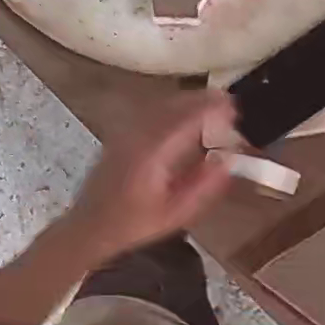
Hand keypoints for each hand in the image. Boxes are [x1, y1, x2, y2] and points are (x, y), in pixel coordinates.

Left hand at [61, 91, 237, 262]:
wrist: (90, 225)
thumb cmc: (133, 223)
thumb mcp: (176, 213)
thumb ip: (205, 187)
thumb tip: (228, 161)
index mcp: (151, 154)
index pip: (185, 119)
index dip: (211, 108)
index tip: (233, 106)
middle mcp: (135, 137)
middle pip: (171, 105)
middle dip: (200, 99)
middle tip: (227, 103)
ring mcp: (122, 135)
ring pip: (157, 106)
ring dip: (184, 101)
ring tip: (210, 105)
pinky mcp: (116, 138)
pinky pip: (145, 113)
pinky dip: (167, 108)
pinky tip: (180, 116)